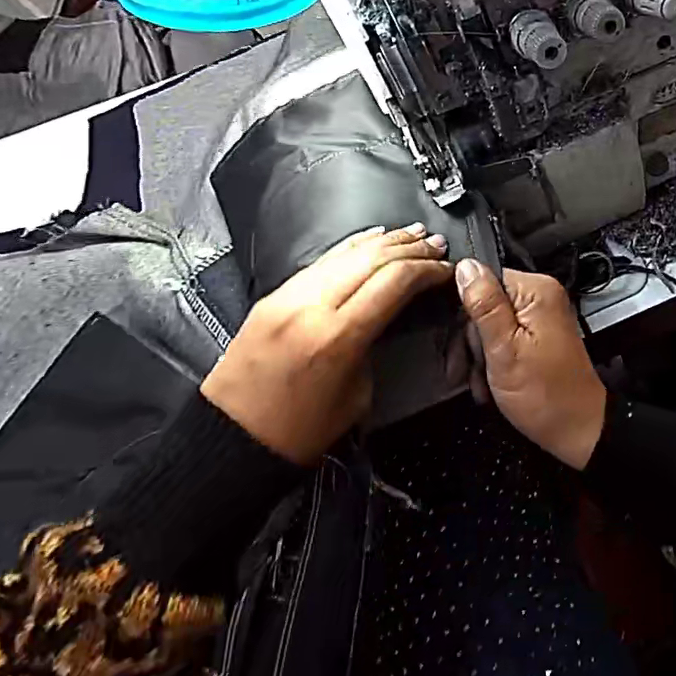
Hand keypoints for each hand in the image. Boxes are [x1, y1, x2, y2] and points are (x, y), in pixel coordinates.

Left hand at [202, 223, 452, 462]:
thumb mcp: (357, 394)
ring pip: (346, 251)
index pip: (394, 280)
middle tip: (436, 246)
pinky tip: (370, 239)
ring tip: (411, 235)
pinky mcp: (273, 296)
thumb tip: (391, 312)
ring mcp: (288, 296)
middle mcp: (310, 307)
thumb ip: (376, 344)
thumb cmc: (293, 433)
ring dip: (385, 240)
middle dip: (412, 248)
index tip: (445, 269)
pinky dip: (352, 246)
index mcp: (337, 337)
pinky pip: (321, 260)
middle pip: (373, 257)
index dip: (428, 269)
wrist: (230, 441)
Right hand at [455, 260, 606, 469]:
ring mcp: (540, 316)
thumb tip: (465, 267)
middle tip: (463, 371)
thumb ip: (484, 306)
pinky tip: (487, 383)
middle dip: (469, 341)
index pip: (482, 280)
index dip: (464, 314)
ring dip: (477, 355)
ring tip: (478, 382)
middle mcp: (541, 297)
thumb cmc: (546, 397)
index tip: (458, 345)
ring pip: (489, 324)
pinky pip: (503, 336)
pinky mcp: (538, 334)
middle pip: (484, 304)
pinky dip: (491, 360)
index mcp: (535, 291)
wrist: (577, 430)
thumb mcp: (504, 350)